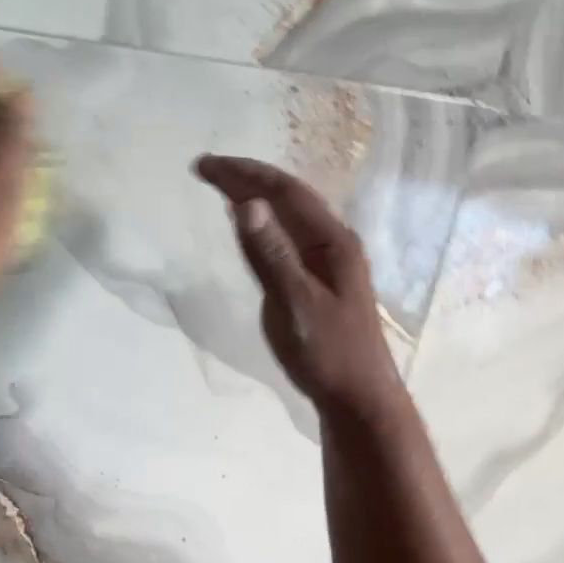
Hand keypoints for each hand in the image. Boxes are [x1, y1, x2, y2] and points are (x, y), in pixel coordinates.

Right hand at [196, 155, 407, 418]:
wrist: (358, 397)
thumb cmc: (327, 351)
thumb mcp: (294, 303)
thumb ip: (270, 254)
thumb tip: (245, 204)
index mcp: (332, 241)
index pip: (285, 192)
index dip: (244, 174)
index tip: (205, 165)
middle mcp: (333, 242)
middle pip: (287, 196)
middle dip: (246, 177)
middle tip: (205, 167)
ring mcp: (328, 259)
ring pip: (287, 214)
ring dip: (253, 195)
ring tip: (220, 183)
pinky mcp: (319, 277)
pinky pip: (286, 234)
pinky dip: (261, 220)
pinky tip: (248, 222)